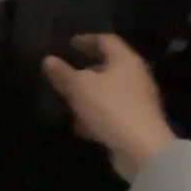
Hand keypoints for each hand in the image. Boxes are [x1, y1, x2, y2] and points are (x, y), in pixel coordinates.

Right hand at [42, 34, 176, 179]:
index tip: (70, 44)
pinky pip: (111, 115)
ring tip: (68, 102)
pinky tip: (81, 127)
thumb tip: (48, 60)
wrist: (142, 150)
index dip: (87, 40)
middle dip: (86, 72)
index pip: (106, 40)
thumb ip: (63, 74)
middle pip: (108, 68)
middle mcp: (135, 77)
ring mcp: (137, 102)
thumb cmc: (111, 108)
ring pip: (108, 93)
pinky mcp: (135, 124)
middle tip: (66, 75)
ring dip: (89, 97)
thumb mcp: (80, 88)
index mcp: (125, 60)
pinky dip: (96, 117)